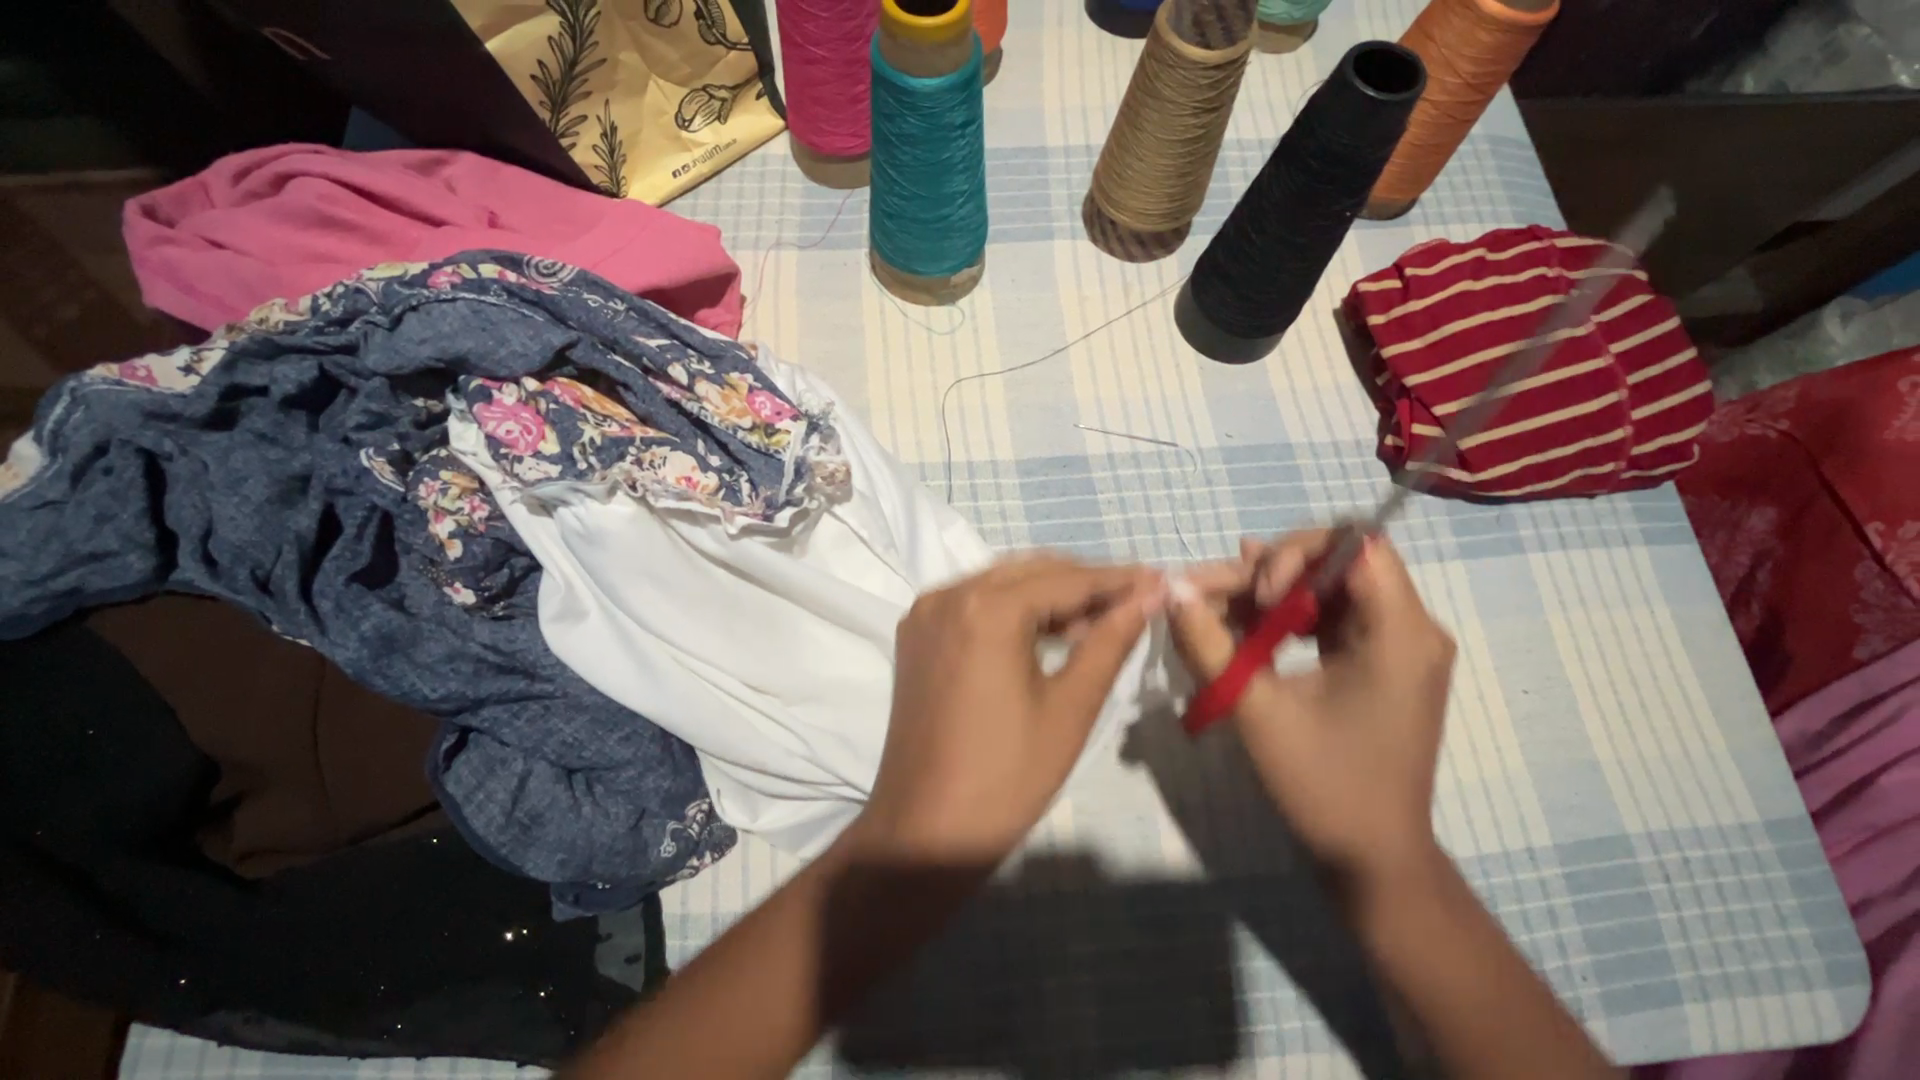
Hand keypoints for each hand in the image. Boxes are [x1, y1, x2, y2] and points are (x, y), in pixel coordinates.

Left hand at [857, 555, 1161, 863]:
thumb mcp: (1071, 707)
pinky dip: (1013, 609)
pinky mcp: (915, 636)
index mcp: (986, 608)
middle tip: (1136, 603)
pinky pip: (974, 604)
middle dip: (1085, 584)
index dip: (1118, 580)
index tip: (1162, 581)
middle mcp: (948, 594)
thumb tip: (1149, 595)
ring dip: (1049, 595)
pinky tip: (1046, 634)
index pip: (1067, 580)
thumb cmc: (1008, 776)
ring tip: (1098, 624)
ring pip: (1001, 583)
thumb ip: (1110, 640)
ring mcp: (925, 614)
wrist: (926, 832)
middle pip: (1032, 572)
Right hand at [1169, 530, 1454, 886]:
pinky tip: (1243, 623)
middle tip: (1213, 597)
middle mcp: (1410, 629)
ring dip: (1272, 595)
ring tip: (1214, 609)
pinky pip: (1333, 621)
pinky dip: (1288, 619)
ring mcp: (1398, 648)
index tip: (1258, 596)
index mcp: (1399, 632)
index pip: (1354, 545)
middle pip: (1337, 563)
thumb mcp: (1257, 710)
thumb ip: (1211, 644)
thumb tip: (1173, 590)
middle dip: (1271, 574)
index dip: (1297, 554)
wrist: (1372, 859)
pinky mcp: (1381, 666)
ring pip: (1329, 590)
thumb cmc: (1323, 786)